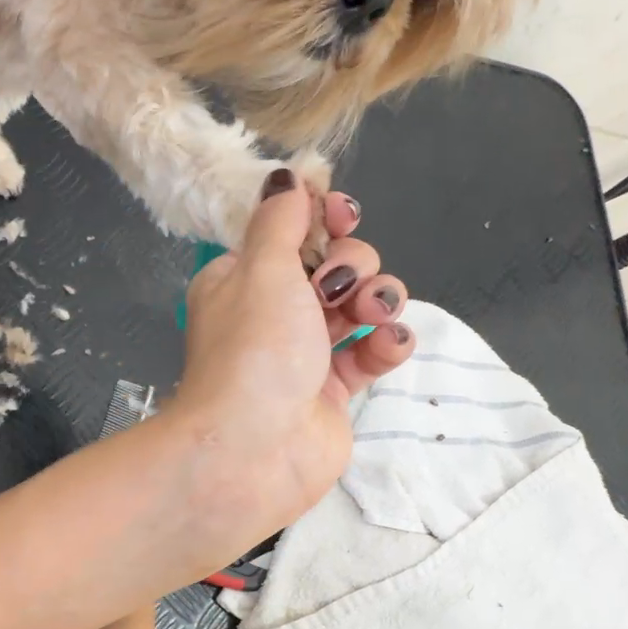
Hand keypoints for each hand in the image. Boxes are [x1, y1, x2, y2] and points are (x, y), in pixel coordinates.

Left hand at [164, 170, 414, 559]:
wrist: (250, 451)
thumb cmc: (252, 351)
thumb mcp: (261, 270)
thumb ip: (281, 220)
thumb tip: (287, 177)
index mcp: (240, 280)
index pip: (291, 232)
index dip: (324, 218)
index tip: (341, 215)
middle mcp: (270, 313)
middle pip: (336, 263)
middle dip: (353, 264)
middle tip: (336, 289)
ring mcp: (304, 353)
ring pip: (361, 304)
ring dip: (377, 300)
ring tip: (368, 318)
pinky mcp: (332, 391)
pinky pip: (373, 350)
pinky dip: (387, 343)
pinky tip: (385, 348)